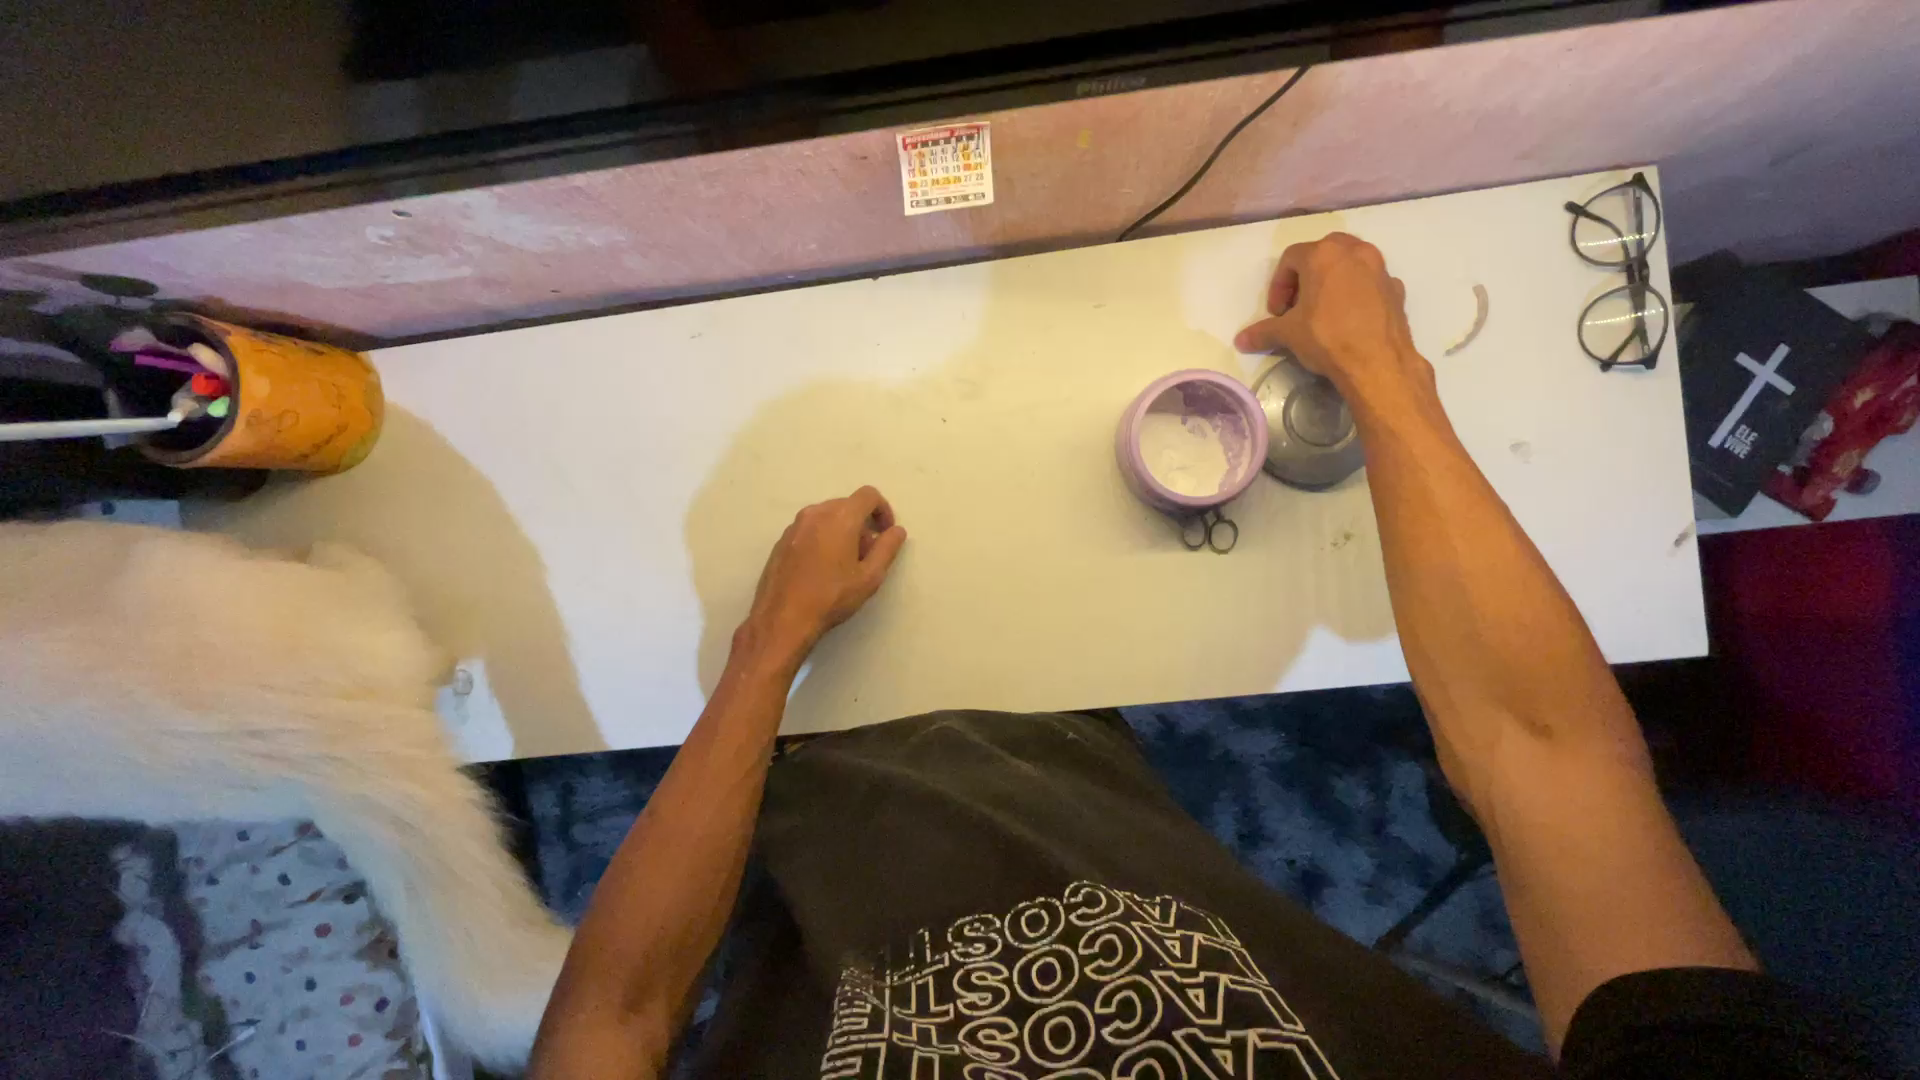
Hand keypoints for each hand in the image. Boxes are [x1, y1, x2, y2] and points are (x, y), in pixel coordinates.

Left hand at [736, 486, 907, 668]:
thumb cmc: (831, 597)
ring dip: (842, 531)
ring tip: (844, 564)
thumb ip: (887, 548)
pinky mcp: (782, 540)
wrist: (782, 618)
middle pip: (847, 505)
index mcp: (840, 517)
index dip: (883, 510)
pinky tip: (822, 569)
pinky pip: (810, 529)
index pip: (868, 495)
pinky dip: (823, 538)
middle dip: (863, 524)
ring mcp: (795, 526)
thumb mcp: (869, 577)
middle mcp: (815, 513)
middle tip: (867, 555)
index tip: (886, 533)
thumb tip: (896, 531)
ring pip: (827, 517)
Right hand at [1233, 232, 1432, 406]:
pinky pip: (1369, 282)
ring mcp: (1380, 268)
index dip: (1278, 285)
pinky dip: (1356, 292)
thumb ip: (1263, 332)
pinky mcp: (1396, 287)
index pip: (1291, 258)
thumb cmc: (1327, 337)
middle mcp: (1355, 251)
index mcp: (1324, 255)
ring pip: (1350, 263)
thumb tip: (1240, 340)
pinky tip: (1348, 318)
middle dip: (1306, 275)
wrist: (1377, 361)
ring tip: (1323, 310)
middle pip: (1323, 252)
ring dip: (1332, 280)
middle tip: (1298, 304)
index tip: (1277, 312)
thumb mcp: (1288, 335)